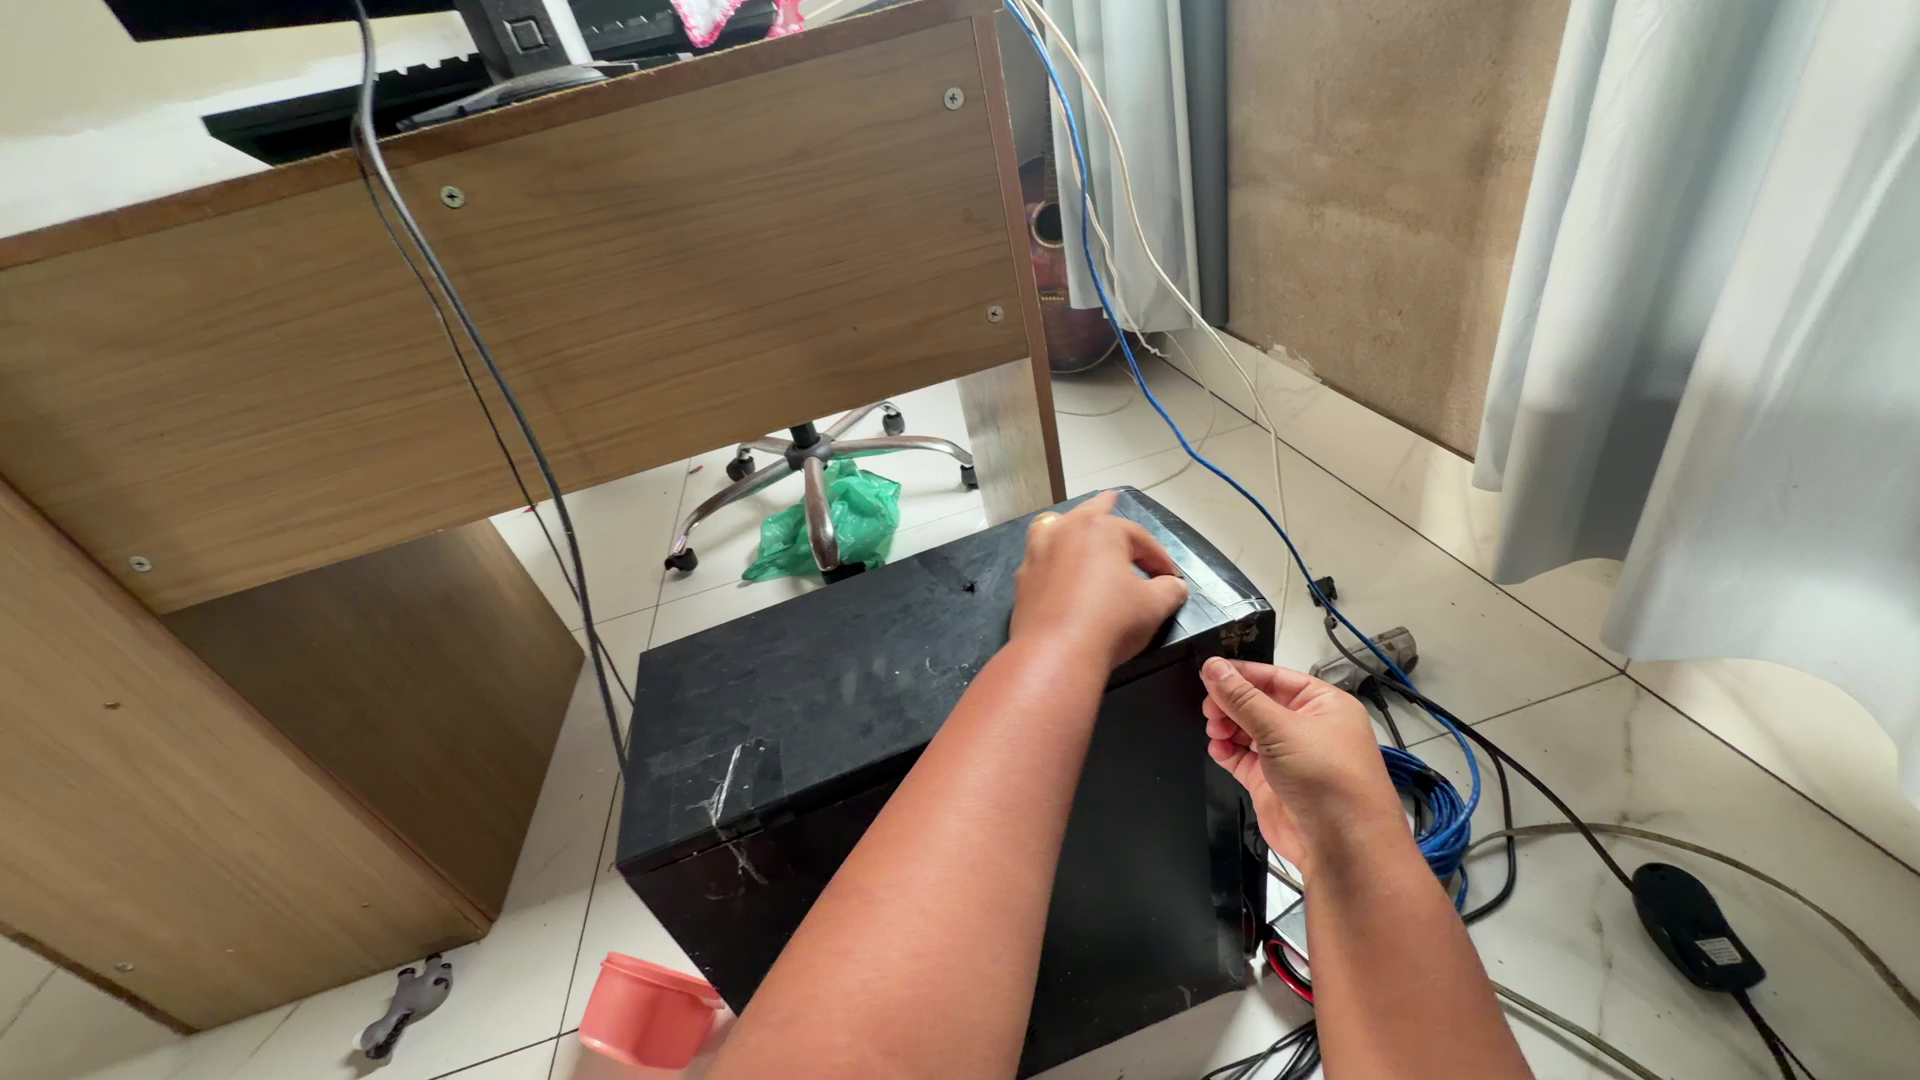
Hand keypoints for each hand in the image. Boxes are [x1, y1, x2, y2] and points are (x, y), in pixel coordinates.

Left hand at [1007, 490, 1189, 671]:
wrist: (1056, 652)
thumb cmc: (1111, 621)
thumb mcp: (1154, 606)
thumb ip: (1169, 590)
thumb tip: (1174, 586)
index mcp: (1100, 529)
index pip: (1139, 538)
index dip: (1160, 559)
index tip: (1172, 579)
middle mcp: (1065, 531)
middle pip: (1089, 514)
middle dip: (1104, 507)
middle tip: (1111, 497)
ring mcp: (1038, 554)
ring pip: (1054, 527)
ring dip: (1067, 524)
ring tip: (1072, 522)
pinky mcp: (1023, 580)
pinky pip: (1039, 557)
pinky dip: (1050, 556)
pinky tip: (1053, 565)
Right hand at [1200, 658, 1405, 878]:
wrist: (1343, 847)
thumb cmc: (1332, 782)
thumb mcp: (1281, 728)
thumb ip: (1241, 698)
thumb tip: (1214, 668)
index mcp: (1323, 705)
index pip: (1274, 677)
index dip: (1241, 675)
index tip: (1210, 672)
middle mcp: (1307, 728)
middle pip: (1257, 703)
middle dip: (1230, 703)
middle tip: (1209, 707)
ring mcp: (1288, 756)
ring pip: (1246, 730)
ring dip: (1226, 727)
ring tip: (1214, 729)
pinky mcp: (1271, 782)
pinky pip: (1241, 758)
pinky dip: (1226, 751)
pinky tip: (1218, 748)